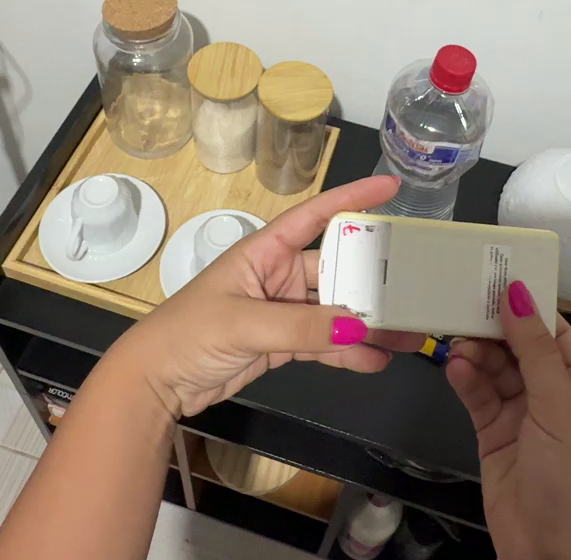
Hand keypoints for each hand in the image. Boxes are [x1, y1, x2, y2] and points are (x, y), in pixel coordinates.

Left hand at [102, 175, 417, 419]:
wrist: (155, 382)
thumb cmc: (188, 333)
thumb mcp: (242, 324)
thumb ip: (301, 328)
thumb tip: (358, 327)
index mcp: (266, 250)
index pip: (315, 215)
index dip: (353, 198)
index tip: (391, 188)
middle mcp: (279, 273)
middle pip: (336, 269)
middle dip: (373, 280)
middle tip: (414, 289)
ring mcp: (283, 310)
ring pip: (335, 310)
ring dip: (368, 322)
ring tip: (410, 334)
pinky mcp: (282, 343)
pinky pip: (325, 342)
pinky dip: (349, 352)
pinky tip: (377, 360)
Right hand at [445, 281, 570, 559]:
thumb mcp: (560, 409)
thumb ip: (535, 350)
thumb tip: (519, 293)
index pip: (554, 331)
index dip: (527, 303)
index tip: (496, 275)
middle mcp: (551, 394)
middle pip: (517, 346)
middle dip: (492, 327)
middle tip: (462, 304)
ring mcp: (520, 414)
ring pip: (493, 367)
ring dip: (475, 353)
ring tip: (456, 343)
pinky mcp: (492, 433)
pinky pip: (477, 394)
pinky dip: (465, 379)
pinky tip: (455, 369)